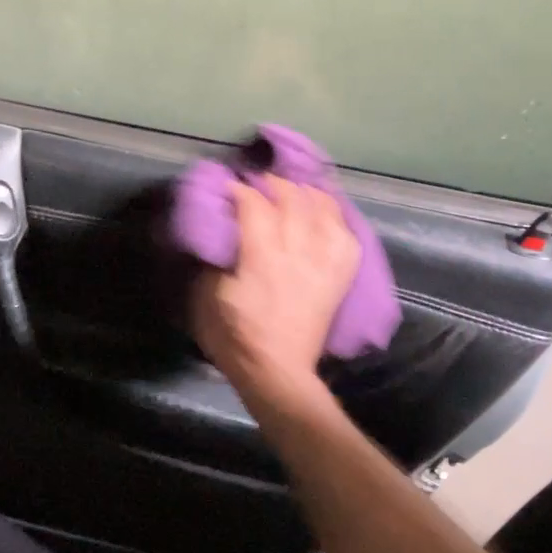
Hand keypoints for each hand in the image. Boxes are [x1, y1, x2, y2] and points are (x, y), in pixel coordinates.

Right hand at [190, 174, 359, 419]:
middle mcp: (298, 251)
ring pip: (323, 208)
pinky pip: (345, 232)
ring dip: (306, 192)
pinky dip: (334, 214)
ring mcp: (324, 262)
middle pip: (292, 198)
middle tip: (256, 182)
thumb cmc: (233, 336)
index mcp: (261, 257)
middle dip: (272, 183)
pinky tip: (322, 210)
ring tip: (291, 189)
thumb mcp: (205, 298)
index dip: (239, 189)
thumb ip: (213, 259)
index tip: (226, 186)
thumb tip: (218, 235)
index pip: (254, 204)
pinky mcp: (340, 274)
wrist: (276, 370)